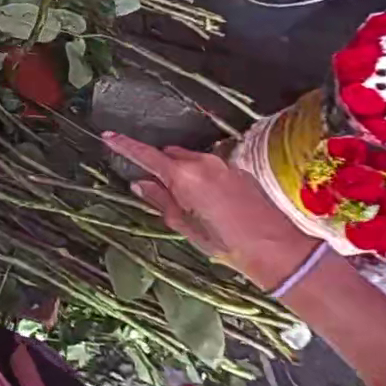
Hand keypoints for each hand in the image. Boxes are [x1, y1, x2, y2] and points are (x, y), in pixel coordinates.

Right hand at [103, 132, 318, 291]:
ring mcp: (222, 163)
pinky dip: (201, 177)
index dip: (125, 145)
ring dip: (182, 173)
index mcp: (184, 176)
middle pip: (170, 155)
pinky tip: (210, 202)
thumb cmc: (225, 244)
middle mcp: (202, 162)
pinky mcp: (237, 169)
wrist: (276, 248)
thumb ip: (161, 201)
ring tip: (188, 203)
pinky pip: (209, 166)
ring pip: (190, 160)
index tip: (108, 136)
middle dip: (160, 167)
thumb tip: (140, 183)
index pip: (147, 155)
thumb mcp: (186, 227)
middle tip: (158, 192)